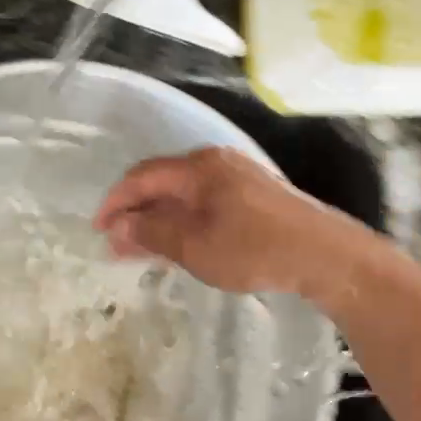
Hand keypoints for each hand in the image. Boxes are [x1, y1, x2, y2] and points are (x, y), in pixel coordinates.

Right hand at [94, 147, 367, 298]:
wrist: (323, 256)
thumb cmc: (253, 249)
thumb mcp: (194, 245)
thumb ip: (151, 233)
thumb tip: (118, 226)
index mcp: (198, 169)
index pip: (141, 176)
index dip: (115, 202)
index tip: (97, 229)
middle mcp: (215, 164)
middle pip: (160, 183)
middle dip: (133, 213)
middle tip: (113, 245)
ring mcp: (235, 179)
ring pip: (181, 196)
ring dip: (156, 221)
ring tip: (137, 250)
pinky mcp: (250, 197)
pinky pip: (201, 204)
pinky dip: (179, 223)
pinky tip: (173, 245)